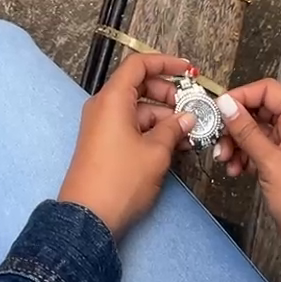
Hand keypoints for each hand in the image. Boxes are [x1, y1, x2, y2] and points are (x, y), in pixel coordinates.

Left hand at [57, 52, 197, 236]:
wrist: (88, 218)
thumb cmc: (120, 179)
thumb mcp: (155, 152)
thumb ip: (174, 129)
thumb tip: (187, 118)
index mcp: (113, 97)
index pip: (138, 65)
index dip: (165, 63)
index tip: (188, 70)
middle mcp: (104, 105)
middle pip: (139, 85)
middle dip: (168, 94)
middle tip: (192, 109)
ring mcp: (102, 124)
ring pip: (138, 108)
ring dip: (163, 117)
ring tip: (189, 133)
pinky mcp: (104, 142)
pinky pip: (131, 125)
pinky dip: (152, 130)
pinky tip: (174, 144)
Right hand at [214, 78, 280, 281]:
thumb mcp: (272, 163)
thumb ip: (247, 131)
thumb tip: (225, 102)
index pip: (267, 91)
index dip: (242, 95)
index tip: (218, 109)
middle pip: (258, 111)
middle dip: (235, 124)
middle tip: (216, 139)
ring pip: (254, 133)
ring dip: (235, 143)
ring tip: (223, 160)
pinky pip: (256, 152)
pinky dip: (243, 158)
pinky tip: (233, 171)